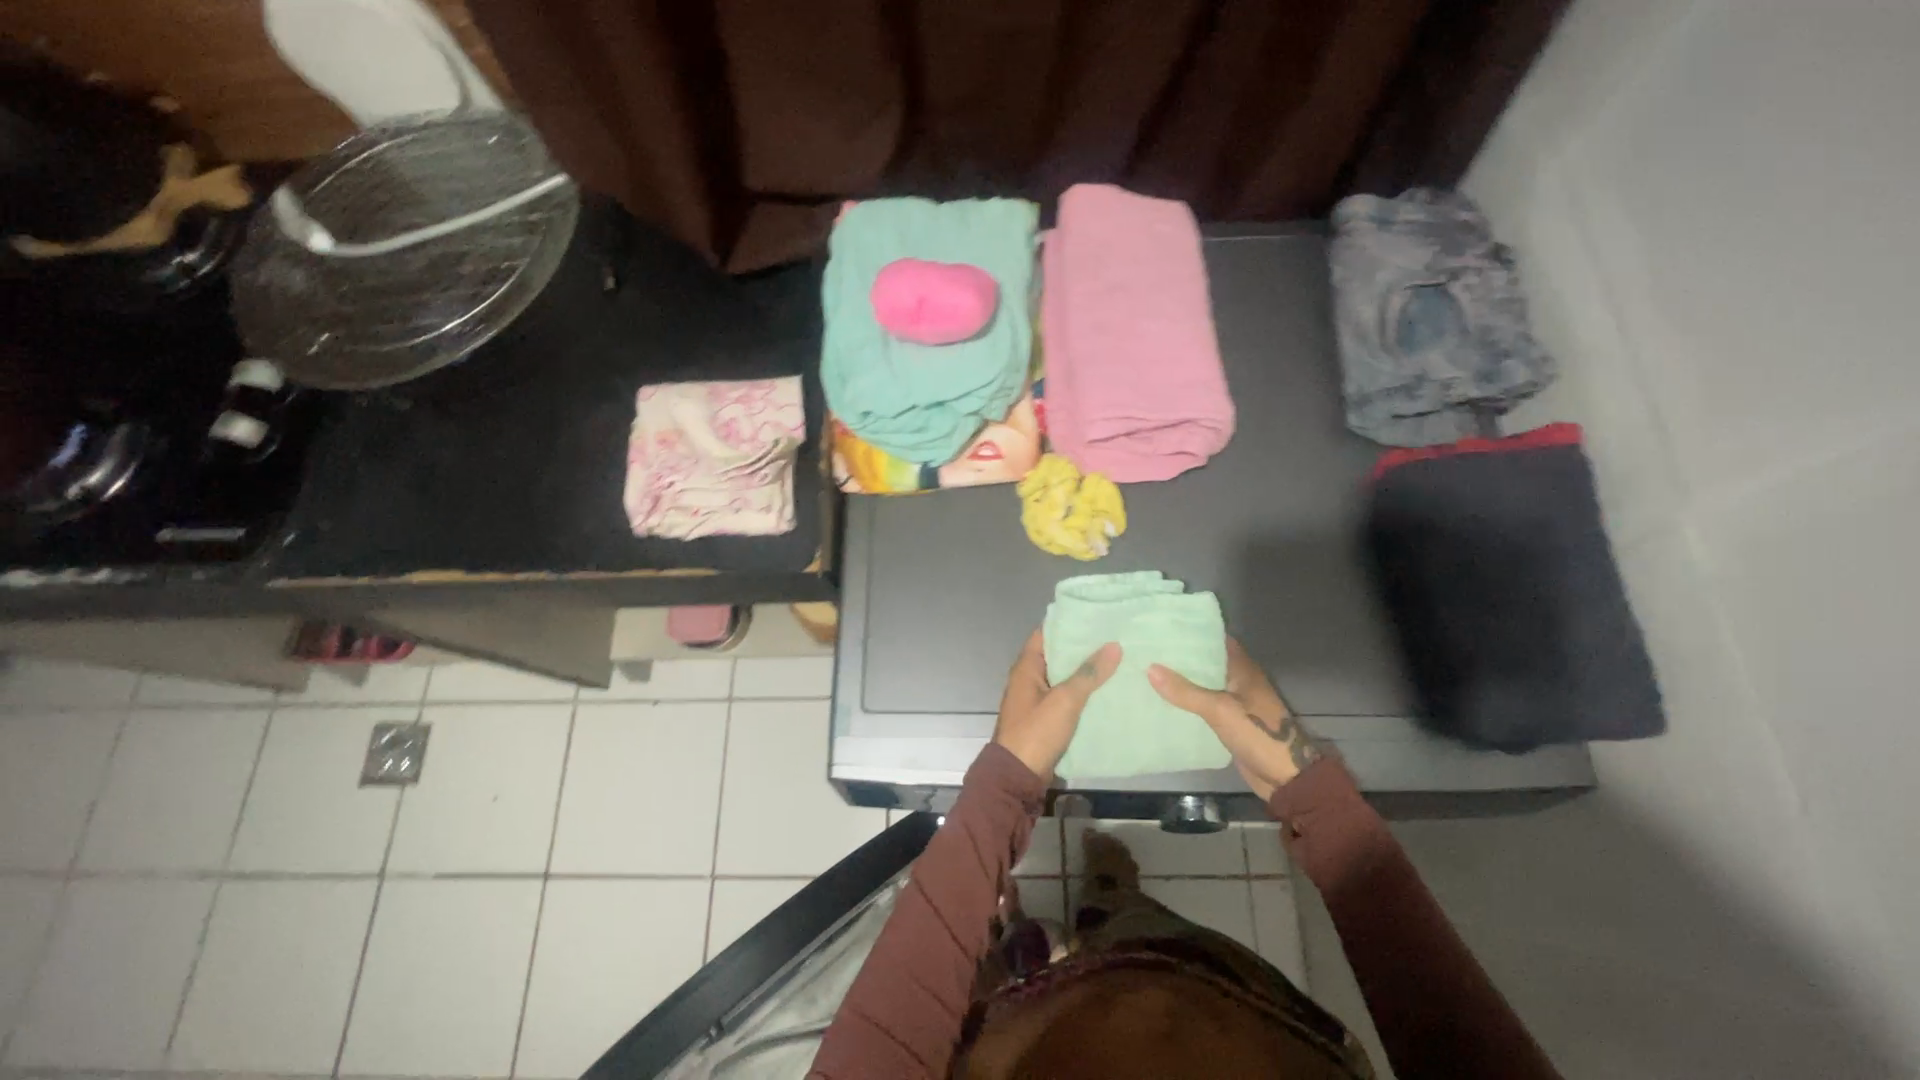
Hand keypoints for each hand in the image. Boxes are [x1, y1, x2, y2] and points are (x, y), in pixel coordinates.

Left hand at [994, 631, 1121, 779]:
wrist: (1018, 776)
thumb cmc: (1036, 732)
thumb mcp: (1064, 701)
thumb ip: (1088, 673)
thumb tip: (1114, 645)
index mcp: (1026, 667)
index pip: (1047, 633)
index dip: (1069, 623)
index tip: (1097, 615)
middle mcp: (1029, 678)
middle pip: (1058, 654)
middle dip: (1083, 647)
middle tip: (1116, 636)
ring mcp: (1037, 698)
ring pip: (1064, 677)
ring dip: (1085, 670)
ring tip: (1119, 658)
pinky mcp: (1046, 717)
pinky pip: (1067, 697)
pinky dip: (1083, 692)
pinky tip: (1108, 689)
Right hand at [1148, 638, 1322, 800]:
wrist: (1284, 776)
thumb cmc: (1258, 733)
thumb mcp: (1219, 710)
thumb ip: (1186, 691)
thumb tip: (1150, 668)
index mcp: (1242, 668)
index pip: (1215, 639)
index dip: (1191, 632)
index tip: (1162, 628)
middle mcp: (1238, 679)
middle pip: (1205, 661)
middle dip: (1180, 656)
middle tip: (1146, 648)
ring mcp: (1233, 701)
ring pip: (1202, 683)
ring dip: (1181, 679)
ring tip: (1146, 670)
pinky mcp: (1228, 721)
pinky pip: (1202, 705)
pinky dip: (1185, 701)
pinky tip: (1161, 701)